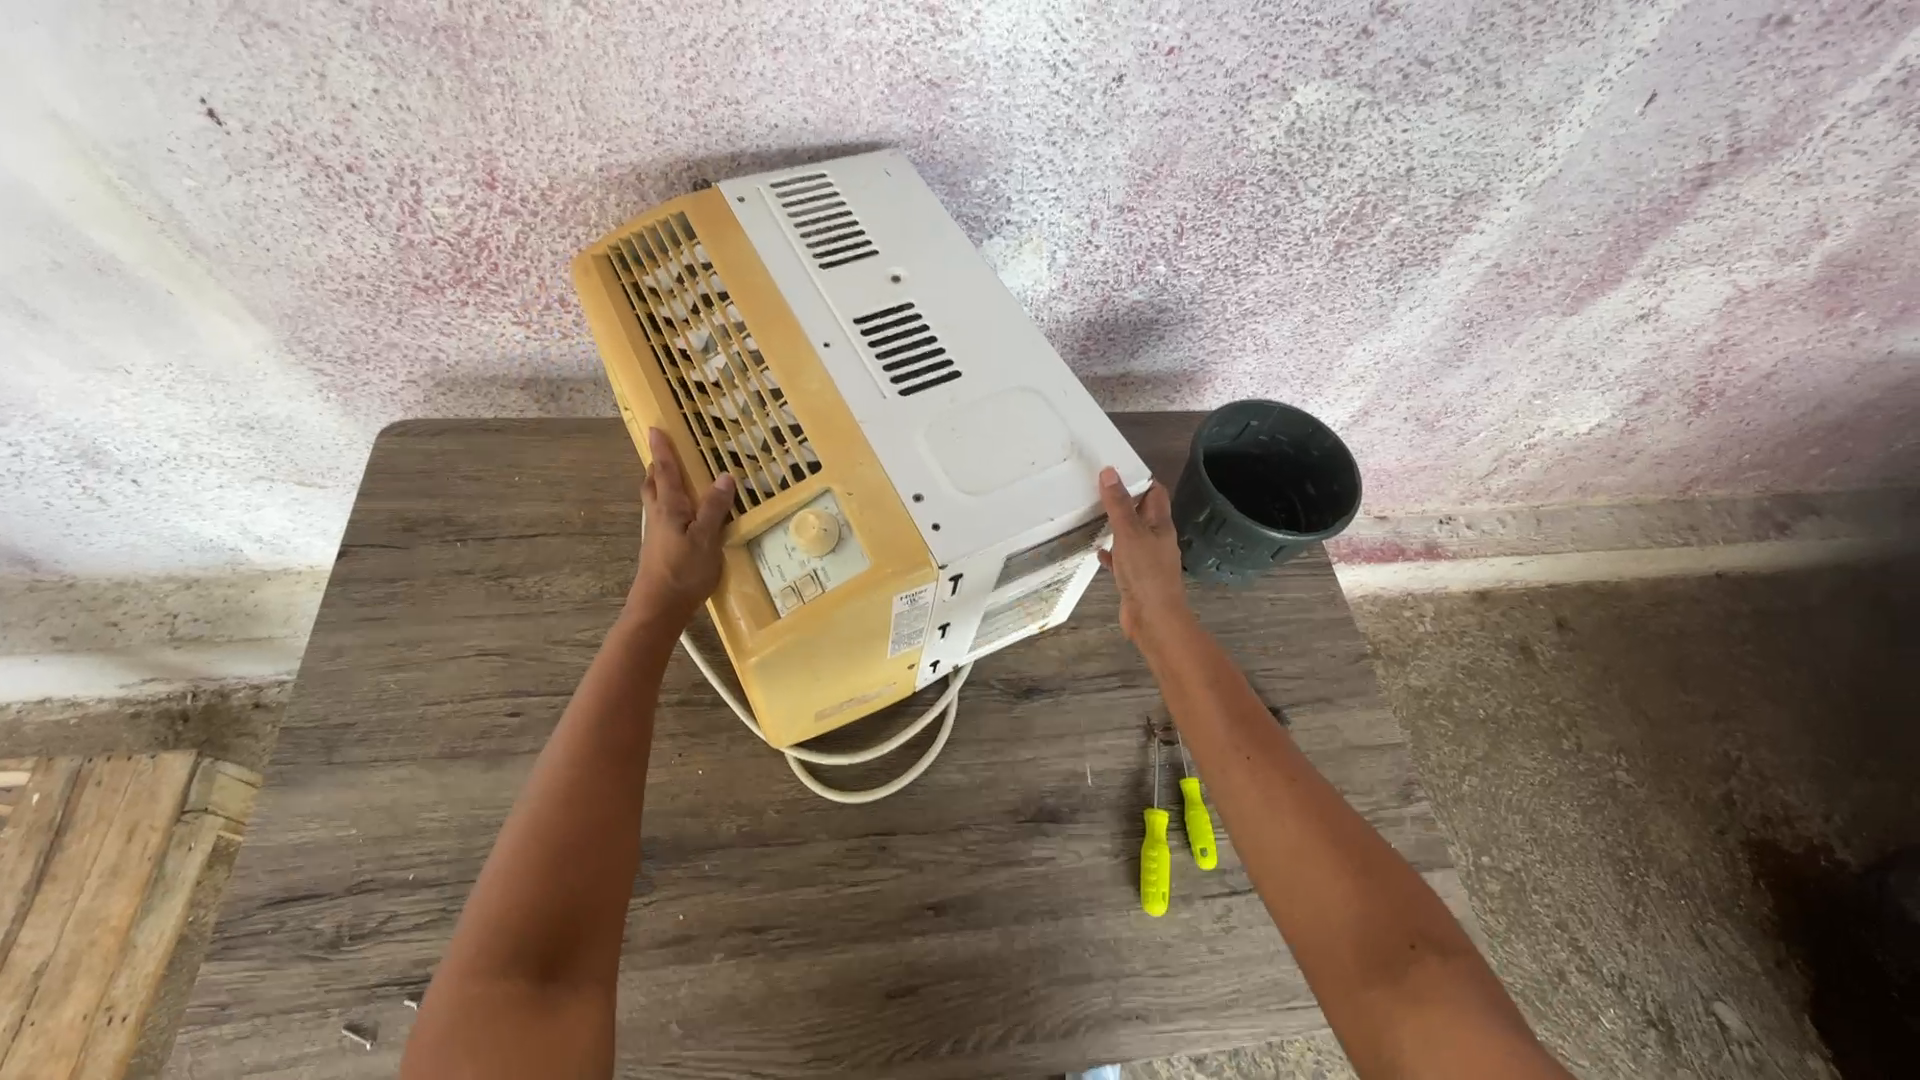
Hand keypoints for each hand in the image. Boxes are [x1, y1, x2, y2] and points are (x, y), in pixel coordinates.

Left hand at [627, 428, 735, 625]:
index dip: (661, 450)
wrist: (659, 607)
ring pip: (655, 501)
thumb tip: (724, 476)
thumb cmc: (684, 570)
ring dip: (660, 486)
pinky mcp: (659, 549)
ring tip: (675, 480)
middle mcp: (658, 515)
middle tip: (664, 454)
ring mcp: (656, 534)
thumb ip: (715, 508)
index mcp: (669, 507)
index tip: (654, 428)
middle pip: (652, 484)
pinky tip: (683, 516)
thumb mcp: (707, 538)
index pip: (664, 471)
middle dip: (657, 467)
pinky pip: (662, 517)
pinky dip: (668, 506)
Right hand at [1096, 466, 1192, 647]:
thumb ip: (1119, 504)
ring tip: (1093, 515)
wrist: (1153, 619)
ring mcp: (1146, 560)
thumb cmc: (1145, 573)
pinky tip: (1097, 551)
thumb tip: (1109, 472)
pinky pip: (1122, 560)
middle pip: (1142, 513)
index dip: (1140, 479)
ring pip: (1130, 536)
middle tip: (1098, 489)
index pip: (1155, 493)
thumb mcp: (1129, 533)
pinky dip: (1111, 553)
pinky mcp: (1135, 578)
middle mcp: (1156, 540)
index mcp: (1160, 525)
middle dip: (1124, 501)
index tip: (1117, 469)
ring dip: (1116, 527)